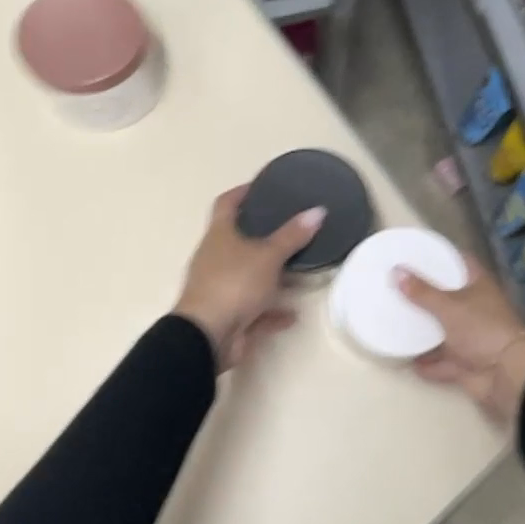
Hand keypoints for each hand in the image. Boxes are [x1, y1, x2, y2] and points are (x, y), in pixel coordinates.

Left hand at [174, 185, 324, 369]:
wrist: (206, 337)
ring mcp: (219, 288)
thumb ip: (293, 236)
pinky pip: (254, 308)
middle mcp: (214, 259)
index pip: (226, 204)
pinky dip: (271, 309)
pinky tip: (293, 313)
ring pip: (247, 274)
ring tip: (298, 269)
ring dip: (270, 275)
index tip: (262, 186)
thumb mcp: (268, 256)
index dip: (241, 192)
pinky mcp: (227, 315)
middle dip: (262, 235)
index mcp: (218, 236)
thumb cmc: (233, 285)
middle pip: (237, 239)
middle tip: (290, 226)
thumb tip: (318, 211)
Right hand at [398, 257, 524, 424]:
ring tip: (396, 324)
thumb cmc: (481, 328)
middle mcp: (476, 307)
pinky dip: (428, 363)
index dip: (441, 255)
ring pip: (444, 331)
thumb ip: (422, 292)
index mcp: (478, 285)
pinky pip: (443, 361)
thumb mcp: (449, 306)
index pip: (460, 261)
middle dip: (425, 296)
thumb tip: (396, 271)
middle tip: (396, 288)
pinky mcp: (466, 363)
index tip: (415, 253)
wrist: (507, 374)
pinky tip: (406, 361)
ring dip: (425, 332)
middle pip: (448, 297)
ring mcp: (472, 336)